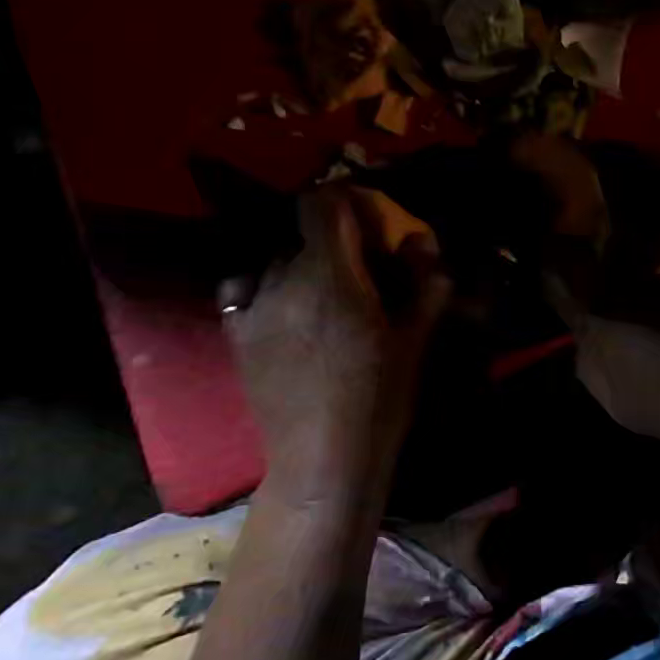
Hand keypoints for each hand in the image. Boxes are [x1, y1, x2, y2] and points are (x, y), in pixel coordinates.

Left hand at [225, 186, 449, 502]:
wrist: (324, 459)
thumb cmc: (379, 397)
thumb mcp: (415, 338)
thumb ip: (423, 280)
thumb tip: (421, 239)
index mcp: (330, 275)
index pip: (322, 203)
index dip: (347, 200)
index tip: (370, 221)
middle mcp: (283, 279)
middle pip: (303, 231)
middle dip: (334, 239)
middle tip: (359, 267)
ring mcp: (252, 306)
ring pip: (277, 259)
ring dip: (304, 263)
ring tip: (324, 294)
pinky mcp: (235, 333)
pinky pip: (246, 287)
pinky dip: (267, 284)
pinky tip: (285, 307)